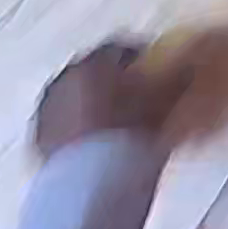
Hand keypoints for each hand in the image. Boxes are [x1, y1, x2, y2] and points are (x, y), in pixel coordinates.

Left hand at [33, 41, 187, 157]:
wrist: (89, 182)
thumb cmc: (127, 131)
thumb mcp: (163, 100)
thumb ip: (176, 78)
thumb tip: (189, 66)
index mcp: (90, 64)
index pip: (116, 46)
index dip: (137, 52)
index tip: (150, 61)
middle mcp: (63, 82)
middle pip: (92, 69)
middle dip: (110, 75)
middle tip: (132, 86)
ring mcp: (46, 113)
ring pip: (75, 95)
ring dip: (93, 98)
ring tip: (115, 112)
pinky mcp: (38, 141)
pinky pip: (64, 121)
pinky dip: (79, 121)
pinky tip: (98, 134)